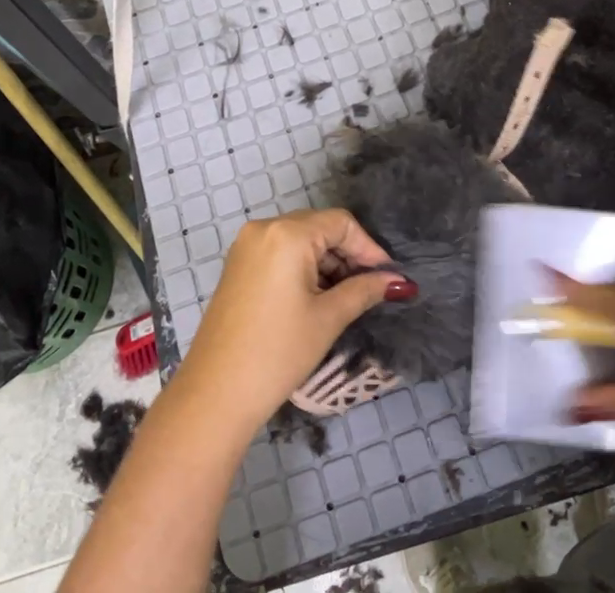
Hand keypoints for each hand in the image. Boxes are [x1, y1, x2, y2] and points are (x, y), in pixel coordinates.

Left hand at [173, 209, 416, 429]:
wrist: (216, 392)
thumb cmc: (278, 351)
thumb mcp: (328, 318)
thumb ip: (365, 290)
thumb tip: (398, 282)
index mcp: (286, 234)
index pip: (340, 223)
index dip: (369, 247)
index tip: (388, 278)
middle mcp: (262, 229)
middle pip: (319, 227)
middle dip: (348, 254)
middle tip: (371, 288)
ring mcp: (246, 247)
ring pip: (299, 241)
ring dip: (327, 263)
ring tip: (348, 298)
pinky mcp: (238, 267)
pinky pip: (280, 254)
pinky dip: (304, 268)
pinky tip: (318, 298)